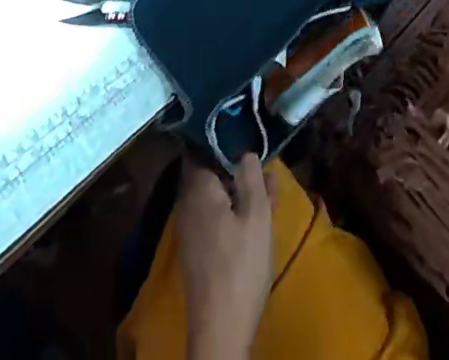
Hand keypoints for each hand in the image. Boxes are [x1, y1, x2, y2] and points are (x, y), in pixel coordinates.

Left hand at [178, 155, 276, 359]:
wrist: (221, 325)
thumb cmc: (241, 264)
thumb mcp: (256, 215)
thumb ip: (251, 178)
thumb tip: (245, 151)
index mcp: (198, 189)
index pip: (199, 148)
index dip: (219, 135)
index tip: (240, 124)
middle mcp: (187, 203)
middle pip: (205, 169)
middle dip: (229, 158)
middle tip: (256, 149)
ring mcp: (189, 226)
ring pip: (211, 191)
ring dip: (232, 182)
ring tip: (261, 175)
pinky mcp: (196, 245)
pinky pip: (212, 210)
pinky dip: (230, 202)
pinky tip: (253, 205)